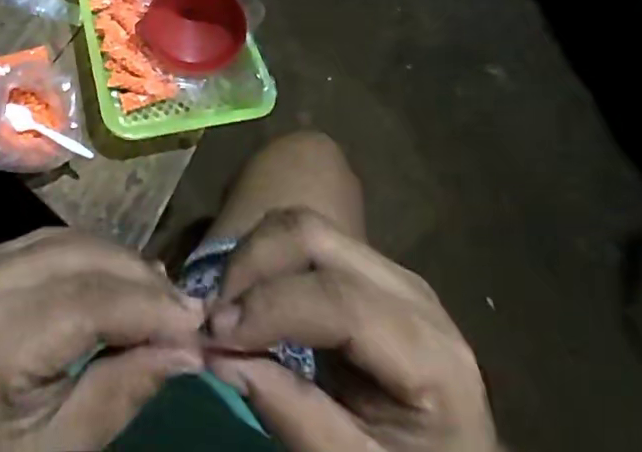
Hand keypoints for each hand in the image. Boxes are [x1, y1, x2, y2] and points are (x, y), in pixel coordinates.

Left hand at [0, 228, 205, 451]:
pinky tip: (122, 281)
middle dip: (143, 282)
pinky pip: (55, 241)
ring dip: (123, 266)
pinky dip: (95, 257)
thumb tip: (192, 347)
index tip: (201, 324)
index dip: (152, 308)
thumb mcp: (63, 448)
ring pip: (74, 241)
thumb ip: (125, 388)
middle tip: (189, 313)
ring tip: (163, 299)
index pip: (90, 302)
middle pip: (84, 259)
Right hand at [203, 209, 497, 451]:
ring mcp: (389, 270)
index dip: (269, 307)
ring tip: (226, 307)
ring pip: (305, 224)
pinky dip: (266, 257)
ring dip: (254, 256)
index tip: (213, 335)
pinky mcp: (367, 266)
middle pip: (316, 237)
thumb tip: (220, 358)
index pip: (340, 300)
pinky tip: (247, 296)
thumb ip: (295, 417)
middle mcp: (412, 291)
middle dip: (251, 264)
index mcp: (429, 351)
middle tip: (211, 317)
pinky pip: (308, 239)